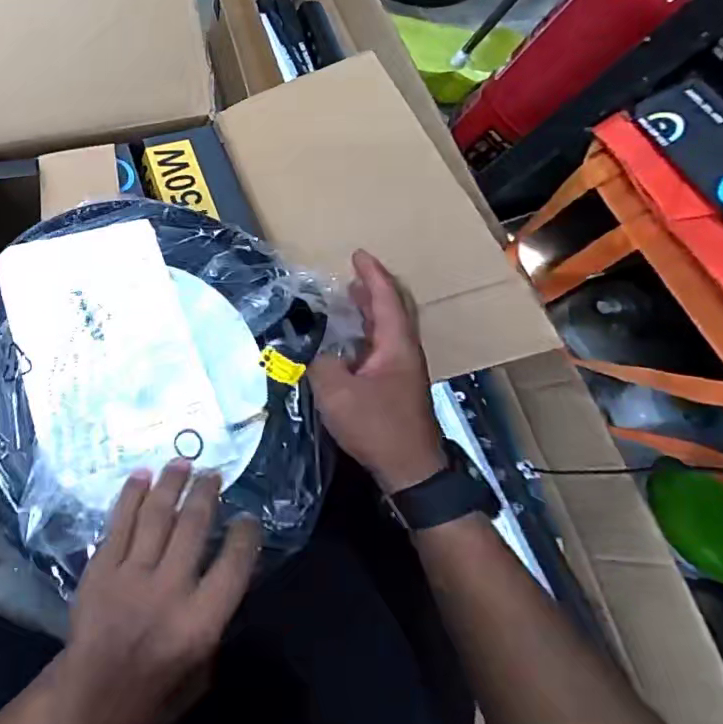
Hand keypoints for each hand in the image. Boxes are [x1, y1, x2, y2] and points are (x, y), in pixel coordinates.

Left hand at [47, 461, 260, 723]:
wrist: (88, 701)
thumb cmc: (152, 698)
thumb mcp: (202, 673)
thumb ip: (214, 622)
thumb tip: (220, 577)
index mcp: (199, 624)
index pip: (233, 565)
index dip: (245, 535)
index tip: (248, 517)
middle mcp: (167, 591)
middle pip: (193, 527)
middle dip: (206, 494)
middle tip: (213, 474)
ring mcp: (130, 575)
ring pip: (156, 516)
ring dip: (172, 484)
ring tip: (183, 462)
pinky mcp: (100, 568)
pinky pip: (120, 523)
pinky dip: (132, 495)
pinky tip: (142, 476)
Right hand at [310, 249, 450, 492]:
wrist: (410, 469)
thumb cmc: (376, 426)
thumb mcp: (336, 392)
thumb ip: (320, 361)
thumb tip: (312, 348)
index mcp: (395, 345)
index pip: (386, 298)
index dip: (372, 274)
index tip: (358, 254)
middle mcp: (403, 352)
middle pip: (392, 310)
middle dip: (372, 289)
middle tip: (350, 275)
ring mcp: (402, 370)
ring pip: (386, 329)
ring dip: (368, 311)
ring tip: (346, 299)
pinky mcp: (396, 386)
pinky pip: (380, 347)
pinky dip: (364, 333)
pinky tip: (345, 341)